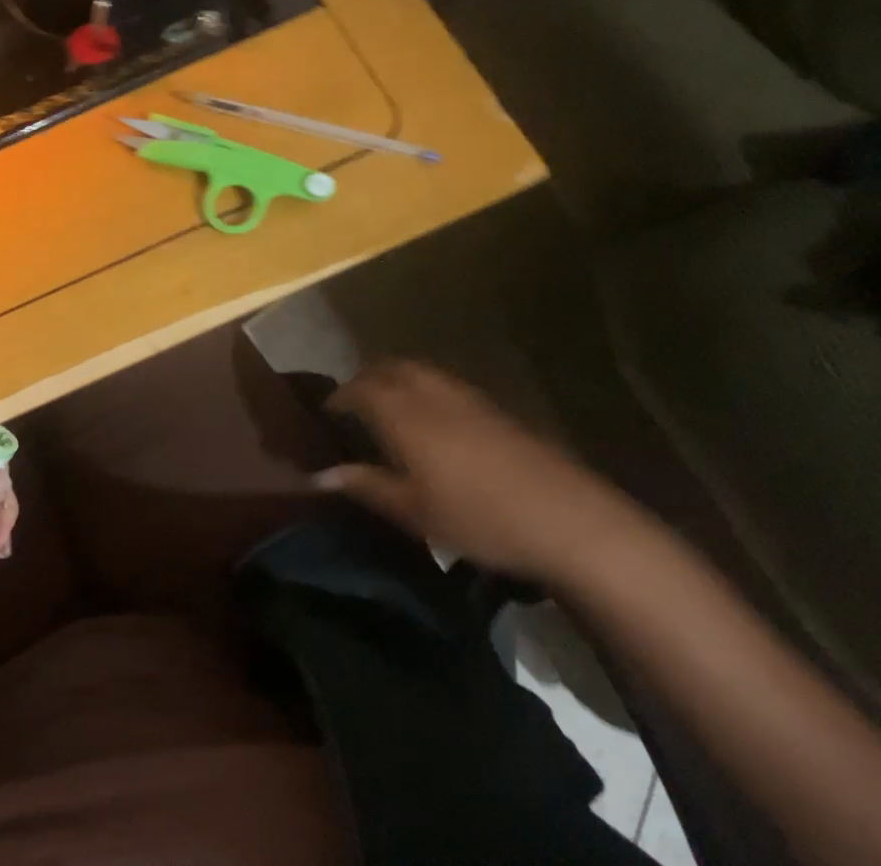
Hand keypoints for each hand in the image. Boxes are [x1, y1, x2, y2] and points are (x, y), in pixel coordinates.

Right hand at [316, 362, 642, 580]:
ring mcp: (475, 403)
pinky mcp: (503, 415)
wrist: (575, 525)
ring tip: (388, 408)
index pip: (362, 389)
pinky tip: (432, 424)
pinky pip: (450, 387)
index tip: (325, 412)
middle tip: (353, 401)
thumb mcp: (412, 512)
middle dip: (368, 377)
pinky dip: (427, 392)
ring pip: (425, 374)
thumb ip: (365, 486)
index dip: (340, 396)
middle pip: (395, 368)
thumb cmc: (480, 520)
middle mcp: (438, 398)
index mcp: (408, 417)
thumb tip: (318, 476)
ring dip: (398, 380)